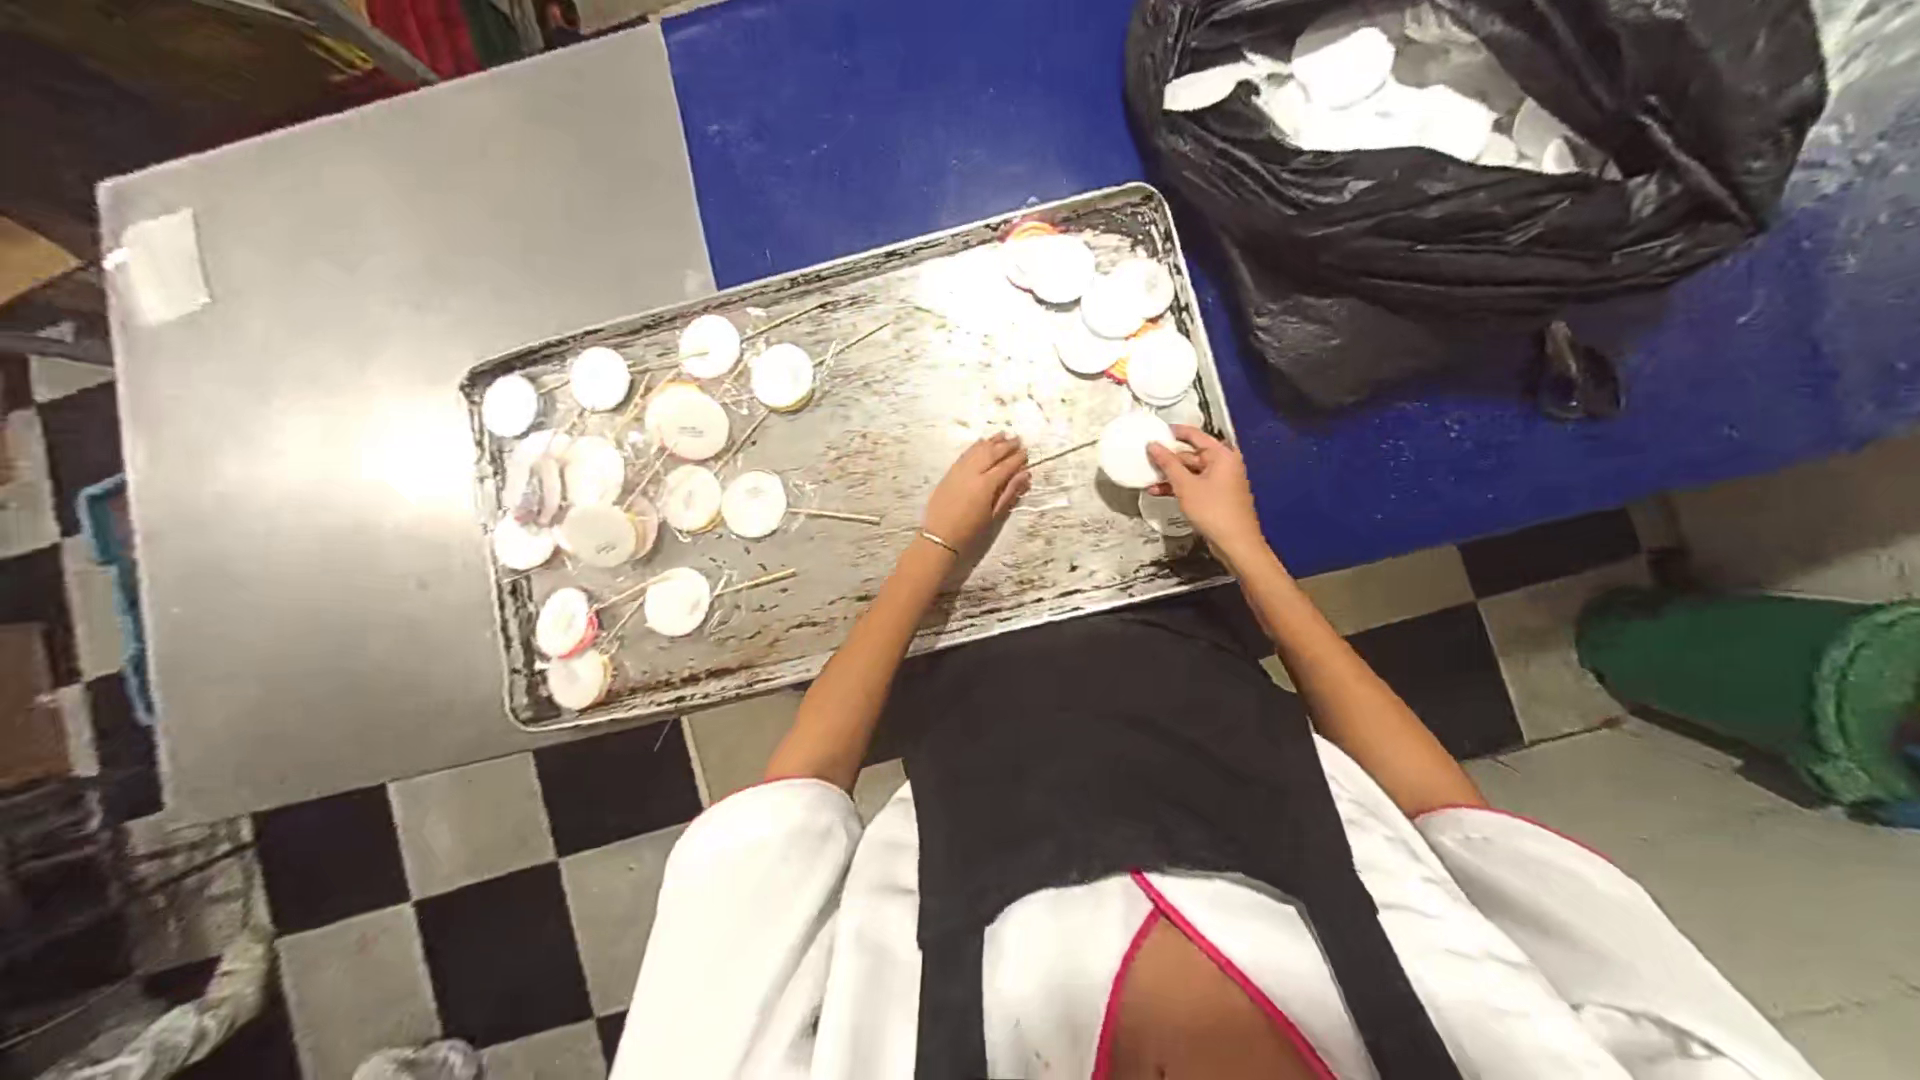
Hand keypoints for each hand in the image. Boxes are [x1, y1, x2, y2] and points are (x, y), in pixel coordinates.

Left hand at [923, 433, 1030, 552]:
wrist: (940, 538)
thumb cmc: (970, 533)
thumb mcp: (994, 516)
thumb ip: (1009, 493)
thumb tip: (1025, 475)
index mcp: (986, 485)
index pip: (1006, 466)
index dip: (1017, 458)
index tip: (1026, 452)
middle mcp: (972, 473)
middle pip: (992, 453)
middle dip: (1006, 446)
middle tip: (1018, 440)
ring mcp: (959, 471)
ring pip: (977, 450)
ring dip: (991, 442)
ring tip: (1003, 435)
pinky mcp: (949, 473)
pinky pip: (964, 454)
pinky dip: (975, 447)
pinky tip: (981, 443)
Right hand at [1146, 425, 1265, 558]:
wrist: (1235, 542)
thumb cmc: (1213, 510)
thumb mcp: (1185, 486)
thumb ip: (1167, 464)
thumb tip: (1153, 445)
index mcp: (1222, 455)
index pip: (1195, 435)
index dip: (1174, 432)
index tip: (1155, 432)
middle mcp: (1224, 463)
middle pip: (1191, 454)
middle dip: (1169, 459)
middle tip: (1147, 460)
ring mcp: (1221, 480)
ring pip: (1191, 471)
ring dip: (1170, 475)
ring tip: (1148, 479)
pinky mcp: (1217, 495)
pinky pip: (1195, 484)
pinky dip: (1179, 487)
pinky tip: (1159, 492)